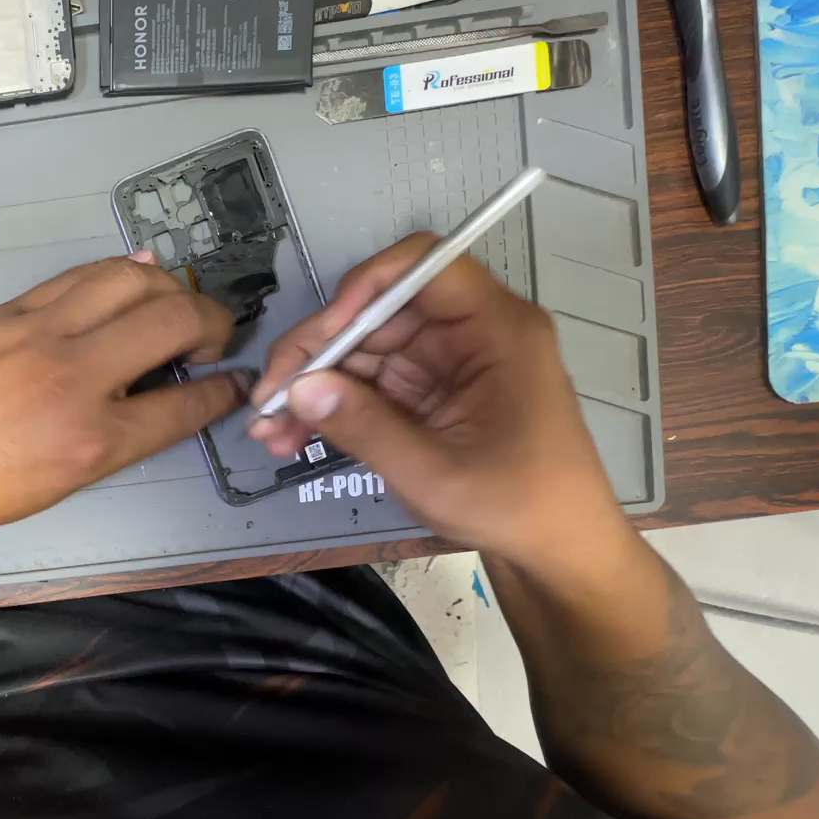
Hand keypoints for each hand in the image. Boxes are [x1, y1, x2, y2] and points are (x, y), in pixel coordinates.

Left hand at [0, 254, 247, 548]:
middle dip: (214, 323)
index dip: (224, 390)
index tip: (236, 381)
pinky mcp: (10, 311)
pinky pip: (80, 275)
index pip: (186, 403)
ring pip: (130, 278)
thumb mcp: (67, 480)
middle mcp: (73, 376)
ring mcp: (38, 332)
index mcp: (92, 439)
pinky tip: (134, 278)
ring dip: (170, 287)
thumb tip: (168, 391)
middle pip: (173, 319)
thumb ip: (127, 434)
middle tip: (210, 340)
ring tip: (172, 307)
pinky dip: (118, 273)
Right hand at [248, 233, 628, 567]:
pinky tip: (289, 437)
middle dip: (313, 354)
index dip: (363, 289)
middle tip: (267, 400)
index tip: (320, 339)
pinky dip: (322, 408)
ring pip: (355, 352)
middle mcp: (462, 335)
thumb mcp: (434, 472)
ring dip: (307, 387)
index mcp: (493, 331)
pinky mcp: (418, 394)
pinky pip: (358, 385)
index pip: (422, 267)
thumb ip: (364, 426)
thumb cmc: (515, 506)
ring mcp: (437, 365)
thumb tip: (297, 390)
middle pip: (371, 314)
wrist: (551, 551)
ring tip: (268, 432)